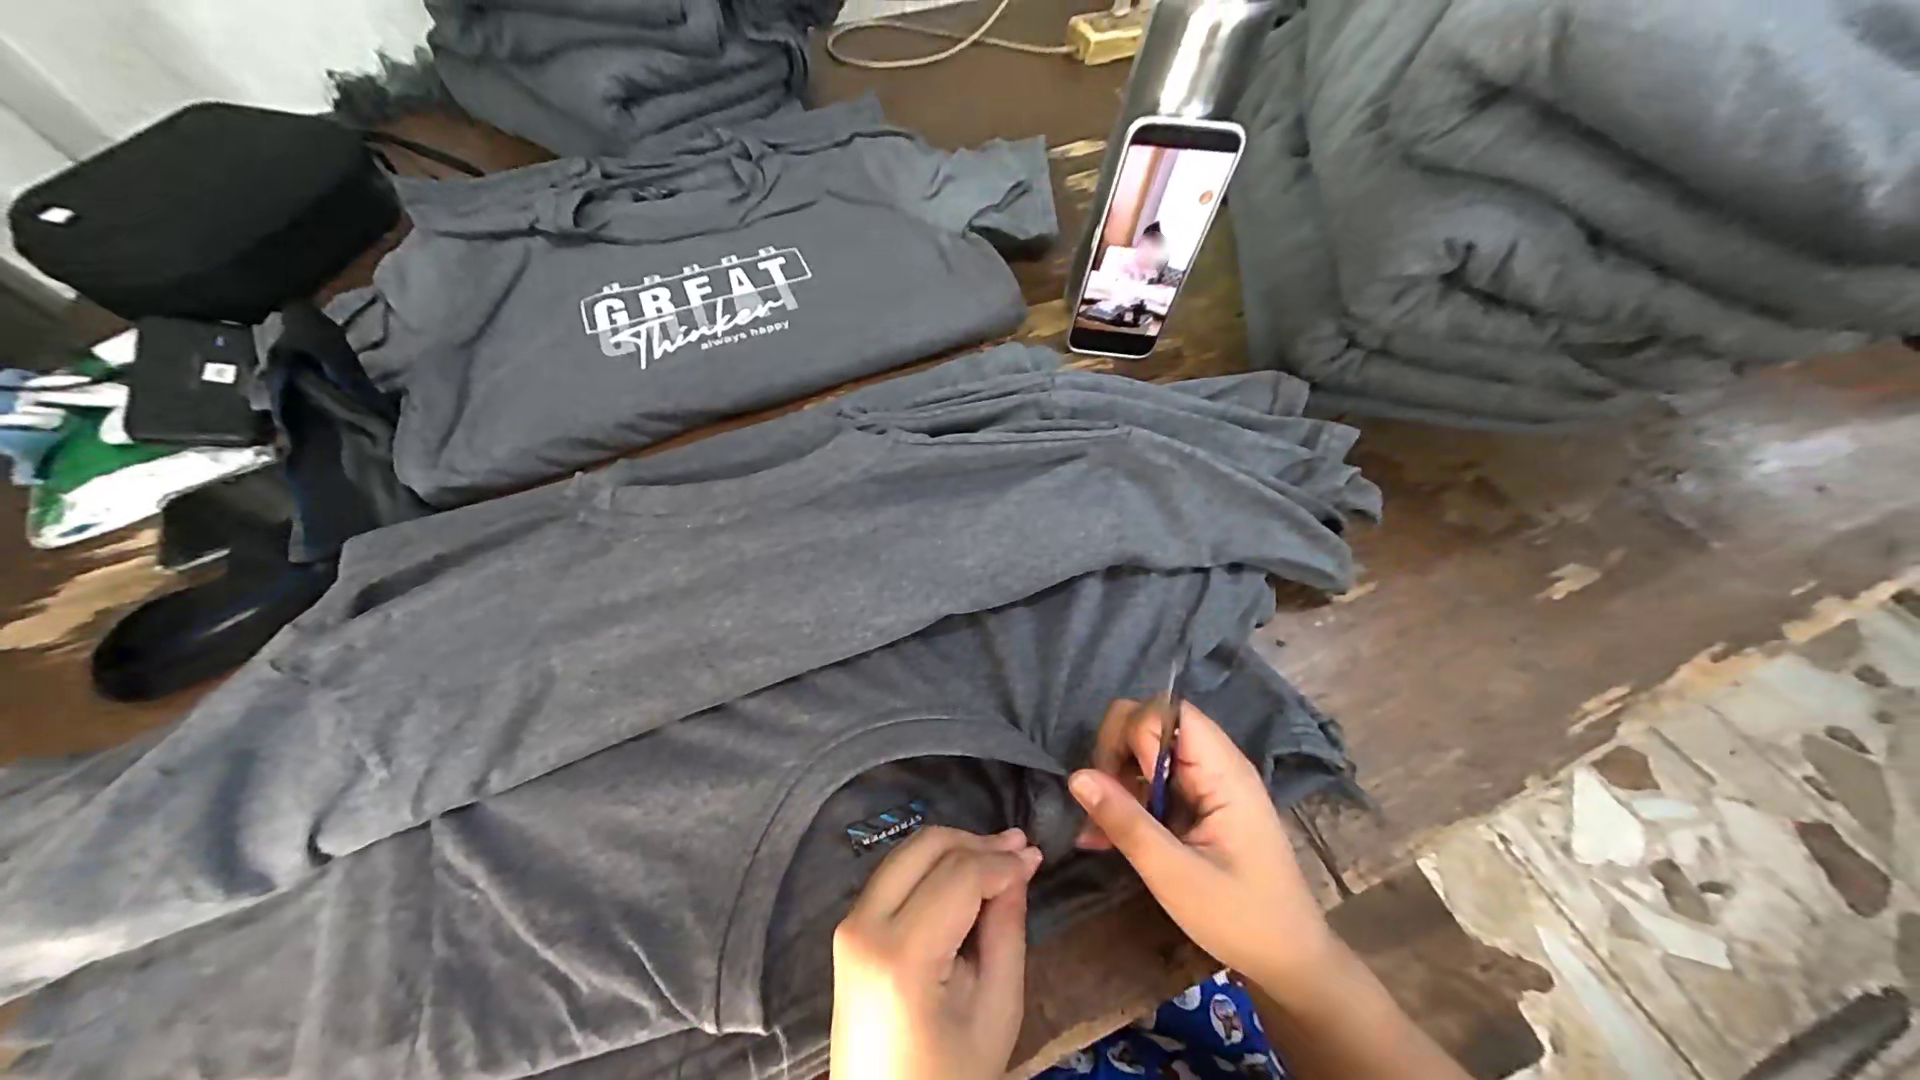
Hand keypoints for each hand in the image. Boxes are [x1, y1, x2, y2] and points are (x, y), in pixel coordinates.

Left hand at [830, 826, 1041, 1079]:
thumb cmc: (949, 1075)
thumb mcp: (996, 1008)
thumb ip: (1007, 928)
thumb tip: (1021, 864)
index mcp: (901, 955)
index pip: (958, 875)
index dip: (1001, 860)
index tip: (1037, 857)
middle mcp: (864, 925)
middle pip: (926, 847)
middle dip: (977, 842)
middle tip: (1020, 849)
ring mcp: (849, 924)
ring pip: (907, 852)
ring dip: (955, 848)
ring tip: (999, 858)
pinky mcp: (848, 928)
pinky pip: (894, 873)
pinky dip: (932, 865)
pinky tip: (965, 875)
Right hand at [1069, 700, 1335, 992]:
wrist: (1289, 960)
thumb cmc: (1241, 918)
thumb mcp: (1175, 876)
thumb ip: (1126, 822)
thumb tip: (1076, 776)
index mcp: (1222, 769)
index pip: (1166, 711)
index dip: (1134, 734)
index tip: (1122, 783)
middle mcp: (1213, 763)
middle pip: (1150, 723)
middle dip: (1115, 754)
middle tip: (1102, 803)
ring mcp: (1204, 782)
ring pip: (1144, 751)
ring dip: (1115, 782)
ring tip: (1098, 831)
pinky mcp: (1196, 802)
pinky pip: (1150, 781)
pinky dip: (1126, 801)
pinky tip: (1106, 837)